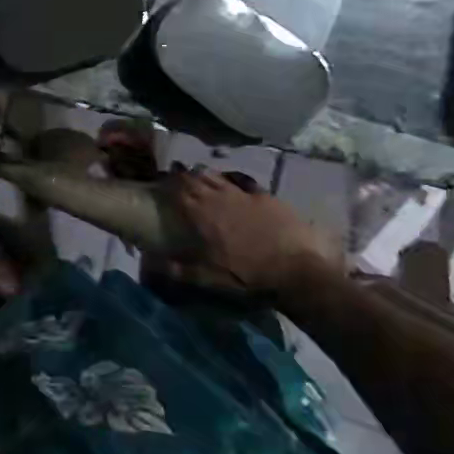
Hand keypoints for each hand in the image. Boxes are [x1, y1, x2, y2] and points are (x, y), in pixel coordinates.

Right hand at [170, 166, 342, 294]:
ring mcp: (242, 195)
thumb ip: (182, 270)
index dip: (168, 184)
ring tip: (200, 173)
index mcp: (202, 216)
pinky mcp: (265, 196)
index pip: (179, 192)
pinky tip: (233, 180)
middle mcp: (218, 198)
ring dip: (206, 174)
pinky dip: (234, 178)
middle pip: (196, 179)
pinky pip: (244, 181)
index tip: (162, 182)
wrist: (297, 271)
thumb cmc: (250, 277)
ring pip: (217, 176)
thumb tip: (156, 263)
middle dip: (185, 175)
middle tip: (178, 174)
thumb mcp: (211, 279)